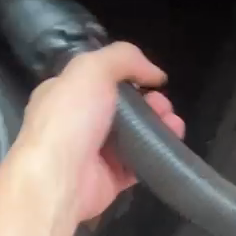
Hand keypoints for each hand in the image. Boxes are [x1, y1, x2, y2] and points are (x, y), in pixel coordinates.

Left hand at [9, 42, 184, 223]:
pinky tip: (169, 145)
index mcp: (65, 93)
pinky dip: (157, 153)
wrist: (61, 178)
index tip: (153, 81)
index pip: (101, 79)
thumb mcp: (92, 69)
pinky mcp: (111, 177)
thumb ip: (124, 58)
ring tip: (174, 126)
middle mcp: (78, 122)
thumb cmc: (71, 118)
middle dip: (151, 102)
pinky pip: (140, 162)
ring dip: (160, 126)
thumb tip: (155, 73)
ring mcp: (95, 152)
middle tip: (164, 107)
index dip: (130, 76)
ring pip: (136, 134)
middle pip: (124, 107)